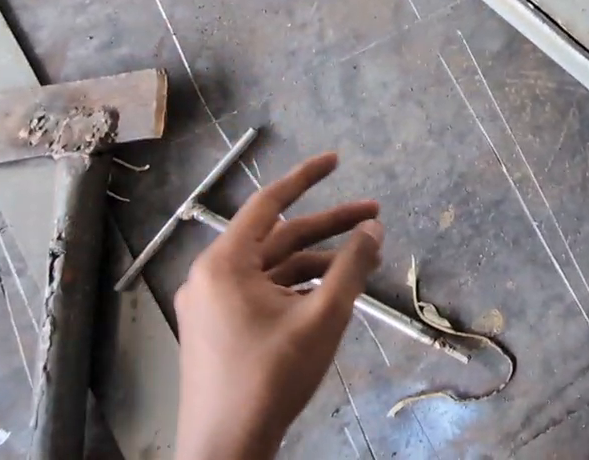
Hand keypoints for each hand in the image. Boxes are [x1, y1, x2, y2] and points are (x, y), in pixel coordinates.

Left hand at [174, 153, 383, 459]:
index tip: (337, 159)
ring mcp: (213, 306)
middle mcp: (212, 278)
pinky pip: (266, 290)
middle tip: (376, 215)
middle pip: (279, 236)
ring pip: (276, 266)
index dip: (306, 177)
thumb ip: (352, 265)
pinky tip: (335, 294)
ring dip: (321, 259)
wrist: (226, 452)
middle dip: (330, 226)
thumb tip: (373, 228)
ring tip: (367, 263)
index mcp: (225, 265)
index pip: (269, 203)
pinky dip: (302, 284)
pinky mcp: (220, 329)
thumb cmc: (271, 376)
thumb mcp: (324, 315)